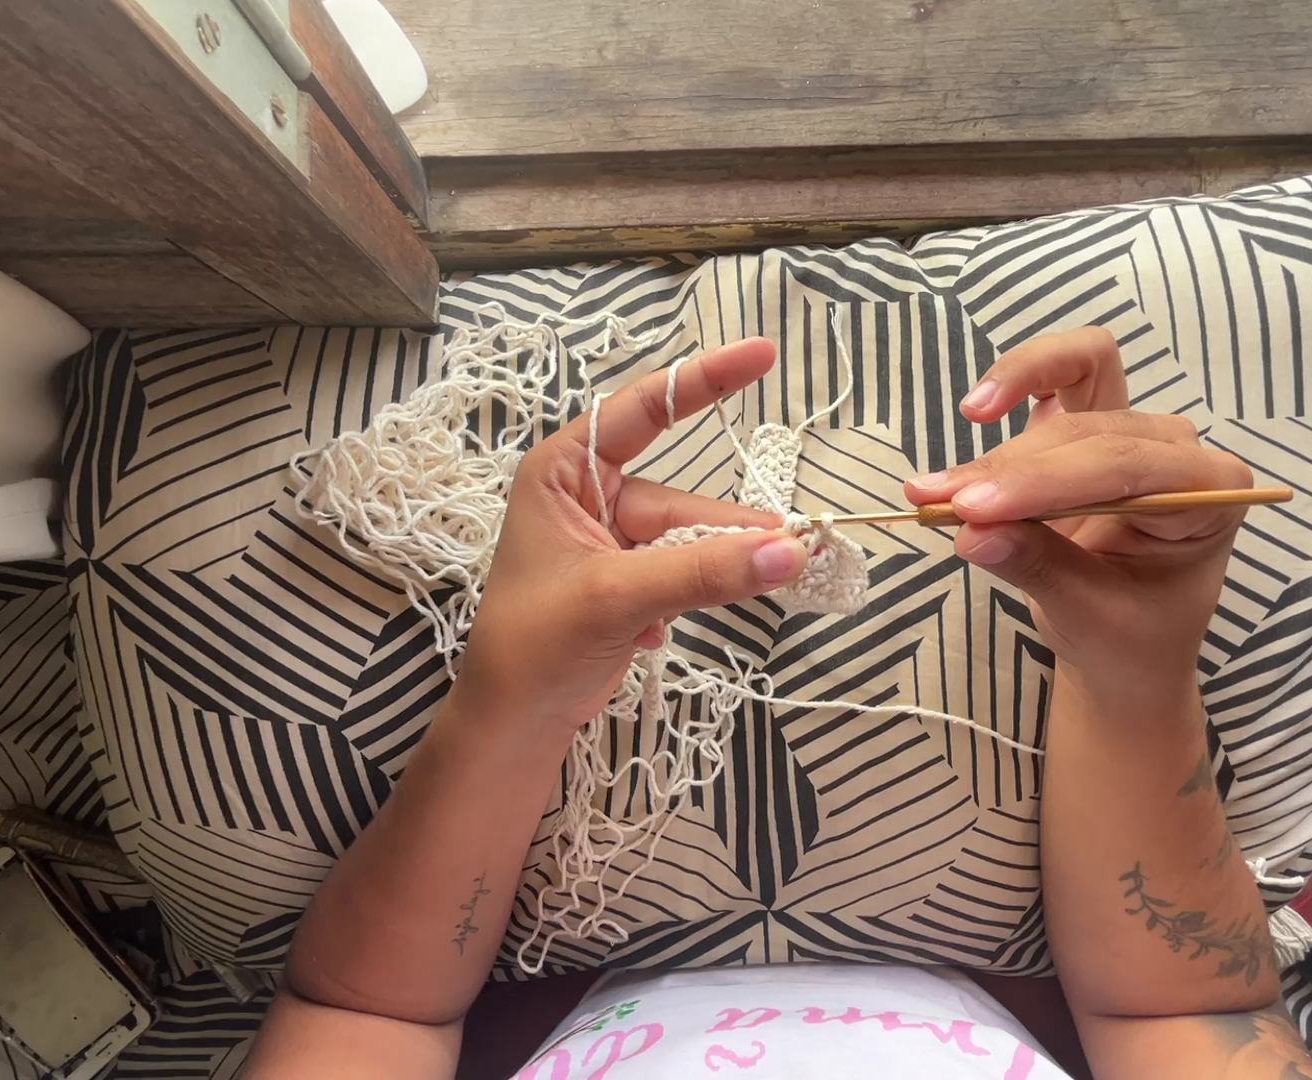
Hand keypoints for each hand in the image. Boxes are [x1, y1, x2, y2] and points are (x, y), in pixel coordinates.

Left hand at [454, 338, 808, 733]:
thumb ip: (701, 572)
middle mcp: (591, 496)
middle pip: (682, 500)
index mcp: (566, 471)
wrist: (513, 718)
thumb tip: (790, 552)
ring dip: (719, 570)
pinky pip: (683, 573)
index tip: (763, 353)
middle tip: (798, 549)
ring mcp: (613, 541)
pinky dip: (694, 597)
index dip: (705, 380)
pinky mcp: (630, 581)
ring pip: (690, 543)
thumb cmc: (536, 642)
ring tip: (773, 584)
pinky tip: (658, 634)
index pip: (644, 410)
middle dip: (730, 532)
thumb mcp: (615, 596)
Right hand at [904, 327, 1251, 704]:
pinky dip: (1017, 383)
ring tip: (931, 488)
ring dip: (997, 441)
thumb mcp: (1086, 614)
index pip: (1124, 467)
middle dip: (1009, 469)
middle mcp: (1178, 452)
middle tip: (939, 503)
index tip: (971, 510)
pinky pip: (1059, 378)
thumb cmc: (1126, 636)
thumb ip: (1034, 566)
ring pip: (1070, 395)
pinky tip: (977, 408)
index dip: (1041, 482)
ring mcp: (1132, 434)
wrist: (1125, 644)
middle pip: (1088, 429)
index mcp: (1210, 496)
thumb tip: (969, 532)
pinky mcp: (1085, 432)